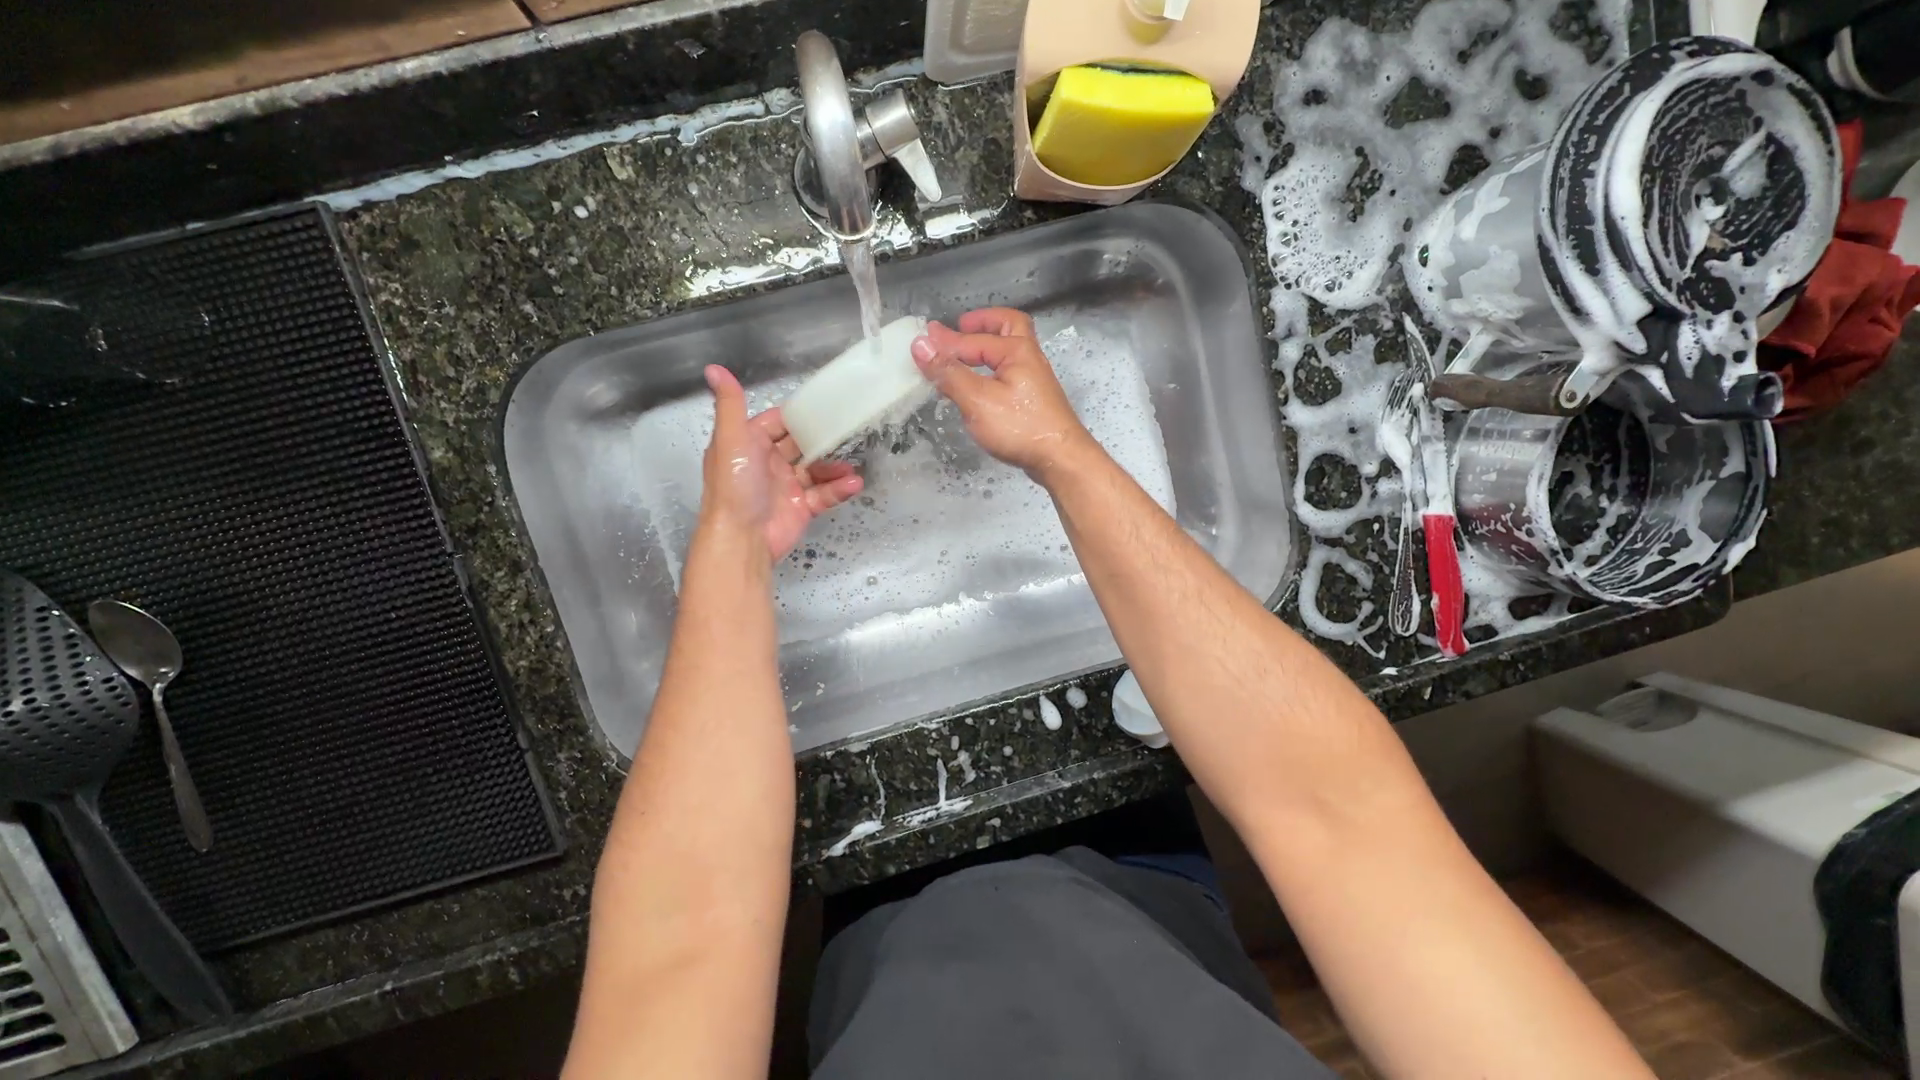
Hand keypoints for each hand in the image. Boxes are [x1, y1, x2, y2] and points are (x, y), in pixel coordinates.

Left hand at [699, 365, 863, 561]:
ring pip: (815, 470)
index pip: (776, 423)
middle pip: (799, 445)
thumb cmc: (734, 486)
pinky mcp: (800, 509)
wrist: (740, 538)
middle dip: (821, 441)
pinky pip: (823, 495)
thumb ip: (730, 403)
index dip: (796, 416)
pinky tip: (853, 483)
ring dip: (834, 466)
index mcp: (748, 445)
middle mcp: (766, 464)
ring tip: (849, 465)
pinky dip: (839, 489)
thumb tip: (714, 369)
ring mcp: (785, 487)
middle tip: (845, 433)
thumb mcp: (731, 437)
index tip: (822, 408)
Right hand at [908, 308, 1098, 479]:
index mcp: (1016, 350)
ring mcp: (1035, 379)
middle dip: (983, 323)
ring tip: (967, 351)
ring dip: (989, 343)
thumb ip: (949, 373)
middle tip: (961, 326)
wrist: (1060, 459)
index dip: (945, 342)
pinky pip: (1011, 370)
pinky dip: (993, 366)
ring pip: (1012, 349)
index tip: (920, 341)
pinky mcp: (1034, 399)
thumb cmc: (1020, 427)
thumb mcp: (977, 400)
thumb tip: (921, 344)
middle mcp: (1029, 357)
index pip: (972, 340)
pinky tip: (981, 382)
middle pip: (1008, 327)